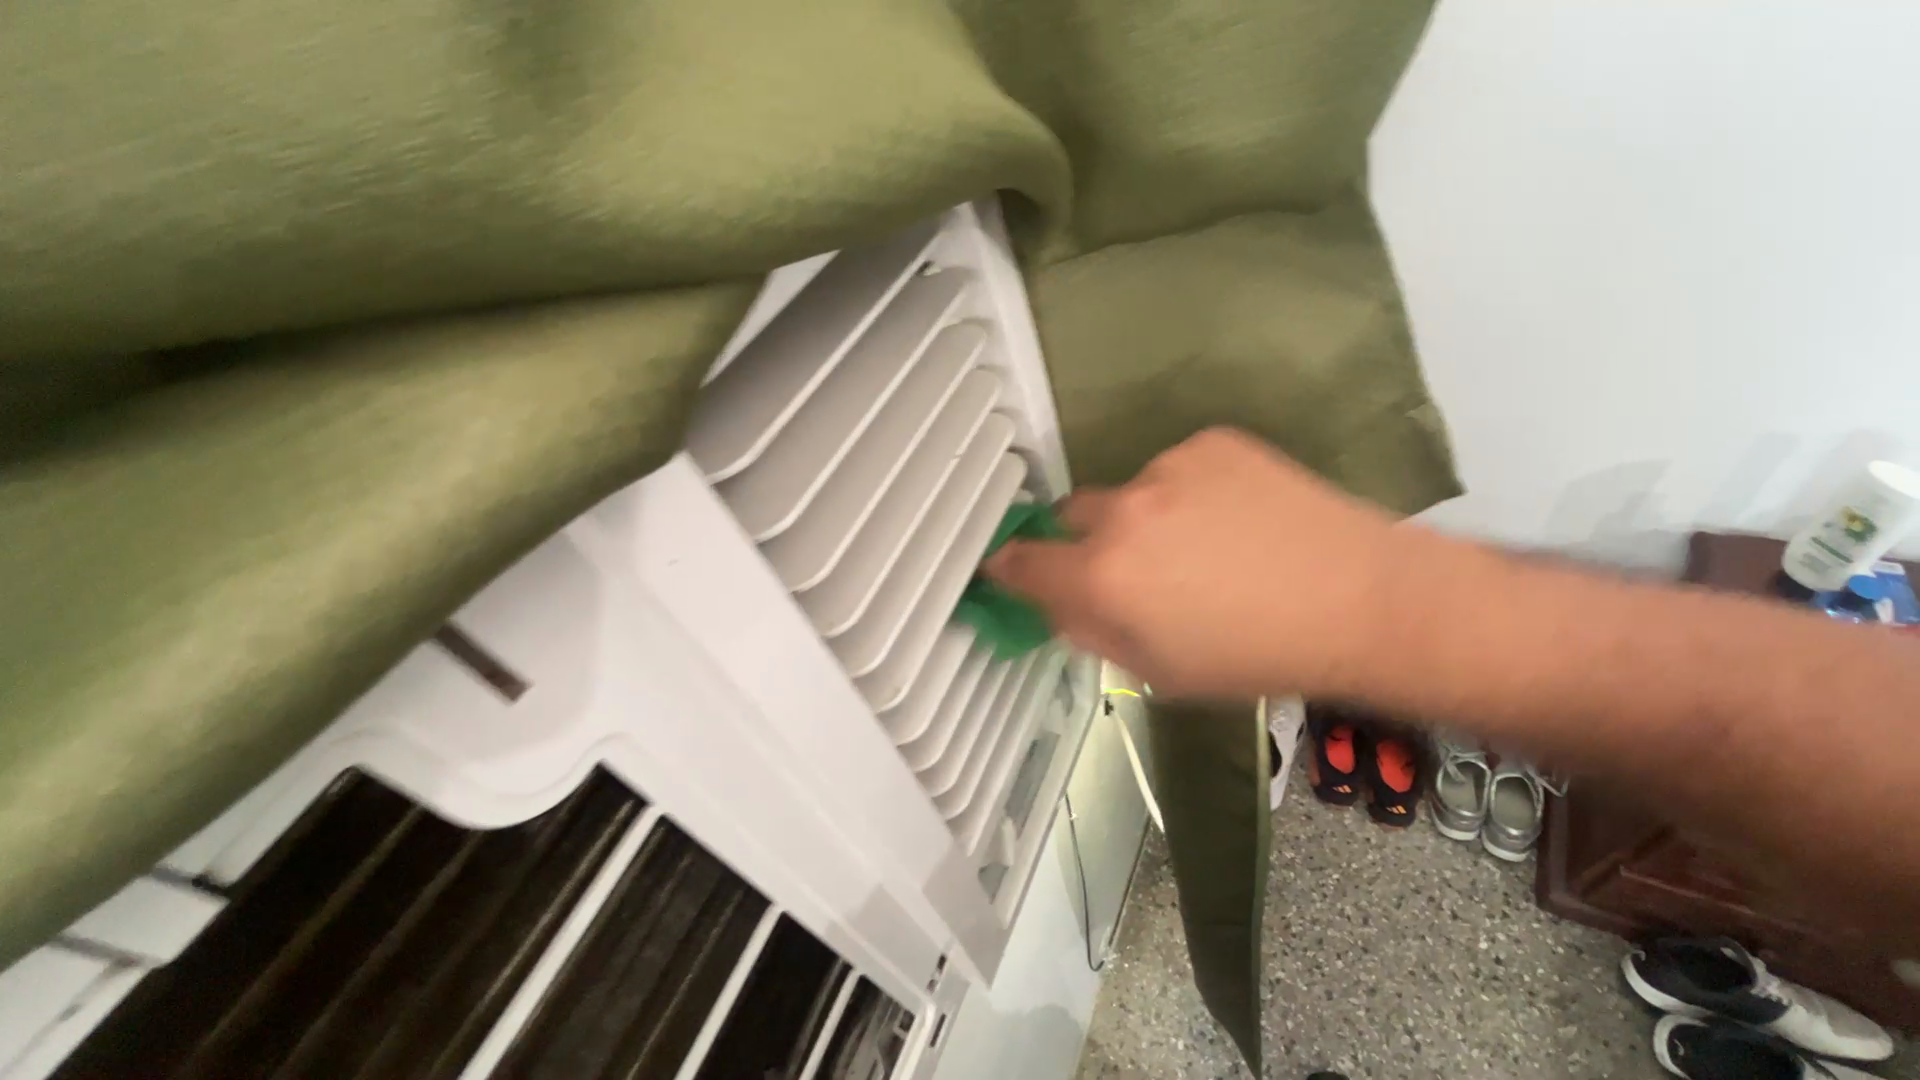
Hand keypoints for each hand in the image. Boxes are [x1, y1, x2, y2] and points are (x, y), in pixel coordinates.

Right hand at [984, 427, 1413, 698]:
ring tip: (1208, 546)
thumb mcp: (1158, 671)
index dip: (1010, 565)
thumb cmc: (1255, 655)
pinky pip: (1177, 470)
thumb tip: (1059, 601)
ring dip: (1145, 518)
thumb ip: (1091, 632)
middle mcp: (1122, 512)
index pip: (1022, 561)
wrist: (1361, 600)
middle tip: (1133, 570)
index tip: (1011, 567)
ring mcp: (1168, 468)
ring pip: (1130, 493)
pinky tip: (1237, 518)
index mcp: (1103, 575)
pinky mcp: (1212, 442)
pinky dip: (1189, 493)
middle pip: (1071, 516)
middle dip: (1085, 542)